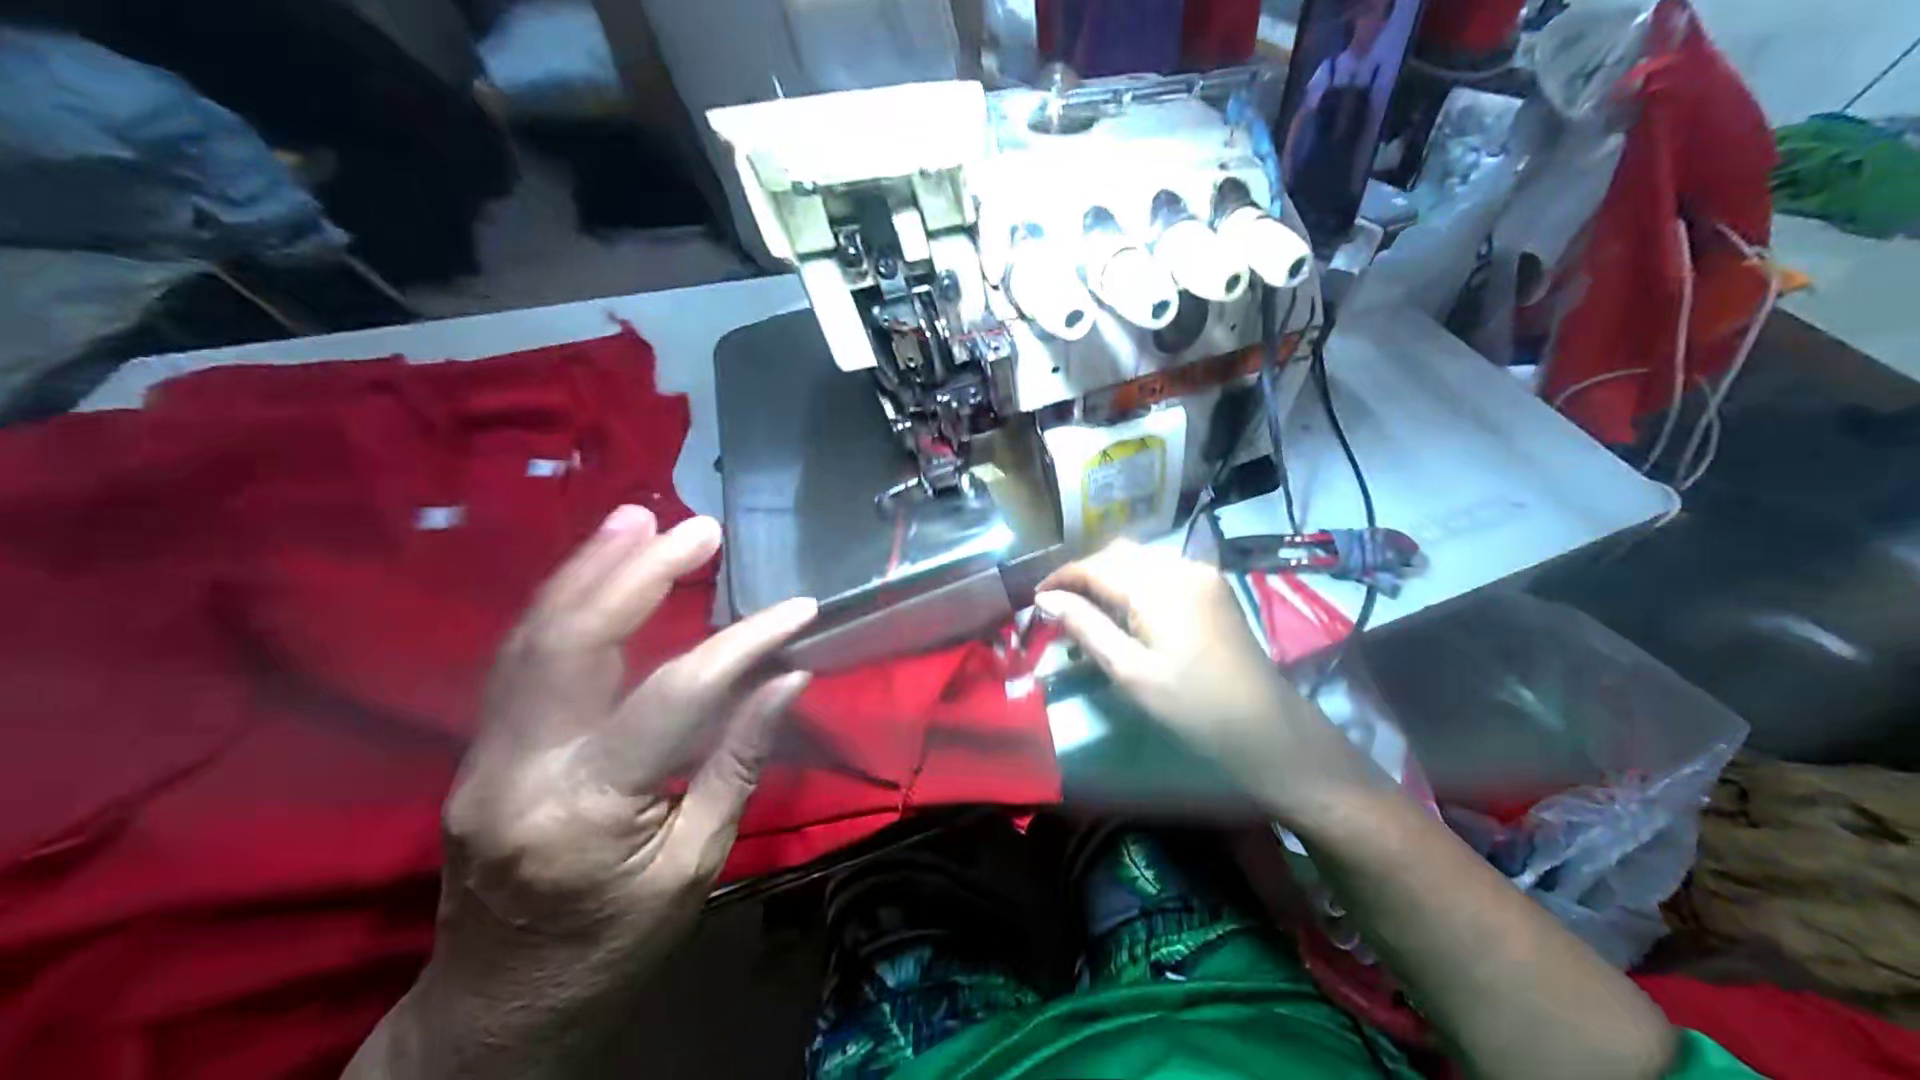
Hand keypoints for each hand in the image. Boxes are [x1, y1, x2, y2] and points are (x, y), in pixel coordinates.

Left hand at [367, 506, 816, 1077]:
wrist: (498, 1007)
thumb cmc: (614, 945)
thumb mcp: (696, 864)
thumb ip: (739, 761)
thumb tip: (788, 679)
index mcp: (586, 812)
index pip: (677, 697)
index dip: (744, 642)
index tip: (798, 609)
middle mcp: (519, 771)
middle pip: (575, 643)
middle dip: (640, 572)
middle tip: (698, 529)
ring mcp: (484, 756)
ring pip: (532, 638)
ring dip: (589, 570)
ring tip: (636, 519)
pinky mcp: (478, 750)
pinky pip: (519, 659)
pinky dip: (562, 604)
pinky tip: (594, 570)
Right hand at [1034, 541, 1373, 817]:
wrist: (1265, 725)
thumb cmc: (1192, 704)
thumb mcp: (1129, 671)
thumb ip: (1085, 627)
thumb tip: (1045, 600)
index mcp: (1158, 585)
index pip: (1095, 566)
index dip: (1061, 579)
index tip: (1036, 599)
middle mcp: (1180, 566)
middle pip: (1117, 554)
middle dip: (1084, 574)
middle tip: (1060, 606)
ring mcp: (1201, 573)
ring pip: (1139, 557)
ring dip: (1109, 575)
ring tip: (1088, 608)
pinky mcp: (1212, 585)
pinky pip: (1162, 568)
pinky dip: (1135, 579)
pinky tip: (1126, 608)